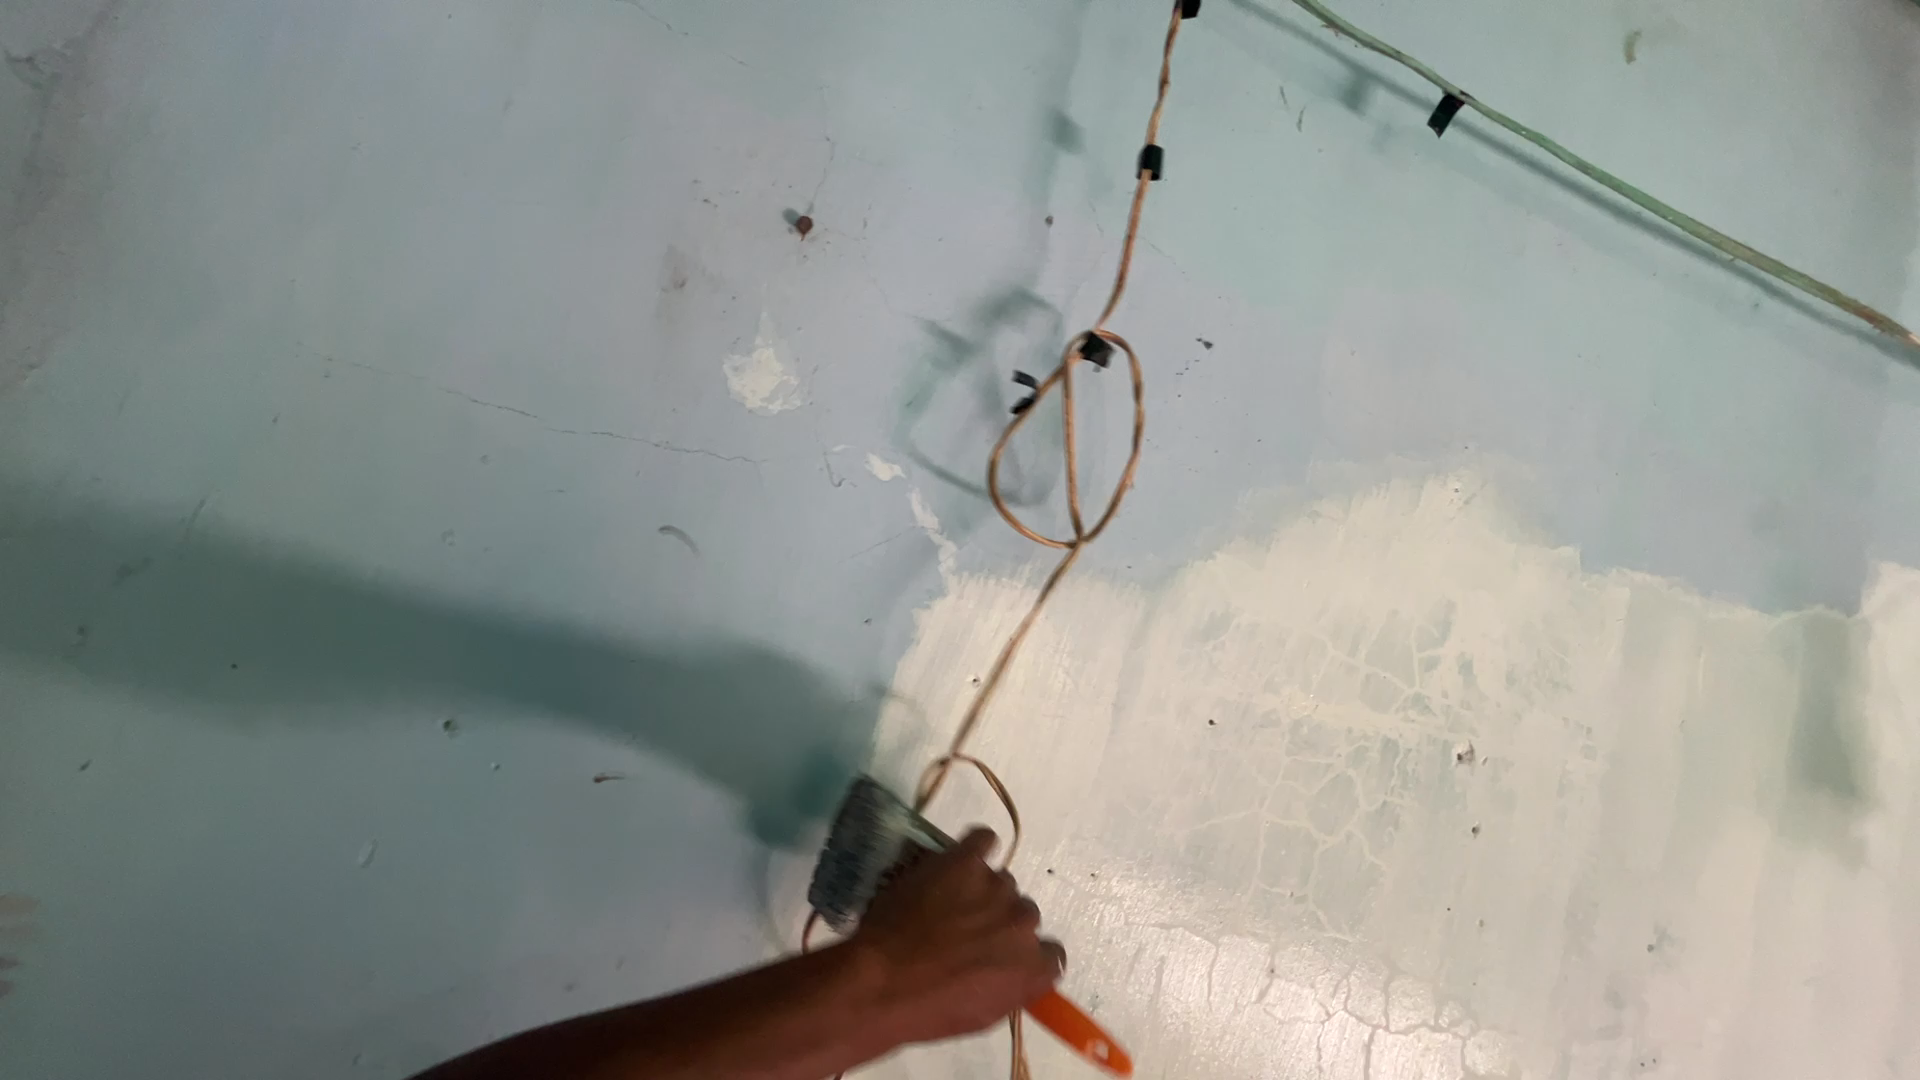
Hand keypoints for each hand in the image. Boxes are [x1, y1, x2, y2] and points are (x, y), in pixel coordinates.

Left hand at [849, 827, 1064, 1045]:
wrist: (885, 980)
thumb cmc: (930, 1008)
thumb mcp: (983, 1016)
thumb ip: (1011, 988)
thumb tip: (1013, 971)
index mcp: (1032, 967)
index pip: (1051, 953)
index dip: (1026, 953)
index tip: (1004, 956)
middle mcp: (1022, 922)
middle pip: (1023, 913)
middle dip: (1000, 921)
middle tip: (967, 930)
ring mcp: (995, 886)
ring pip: (1001, 881)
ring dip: (983, 890)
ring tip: (950, 901)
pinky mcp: (966, 860)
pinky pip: (984, 840)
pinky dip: (977, 847)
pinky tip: (963, 859)